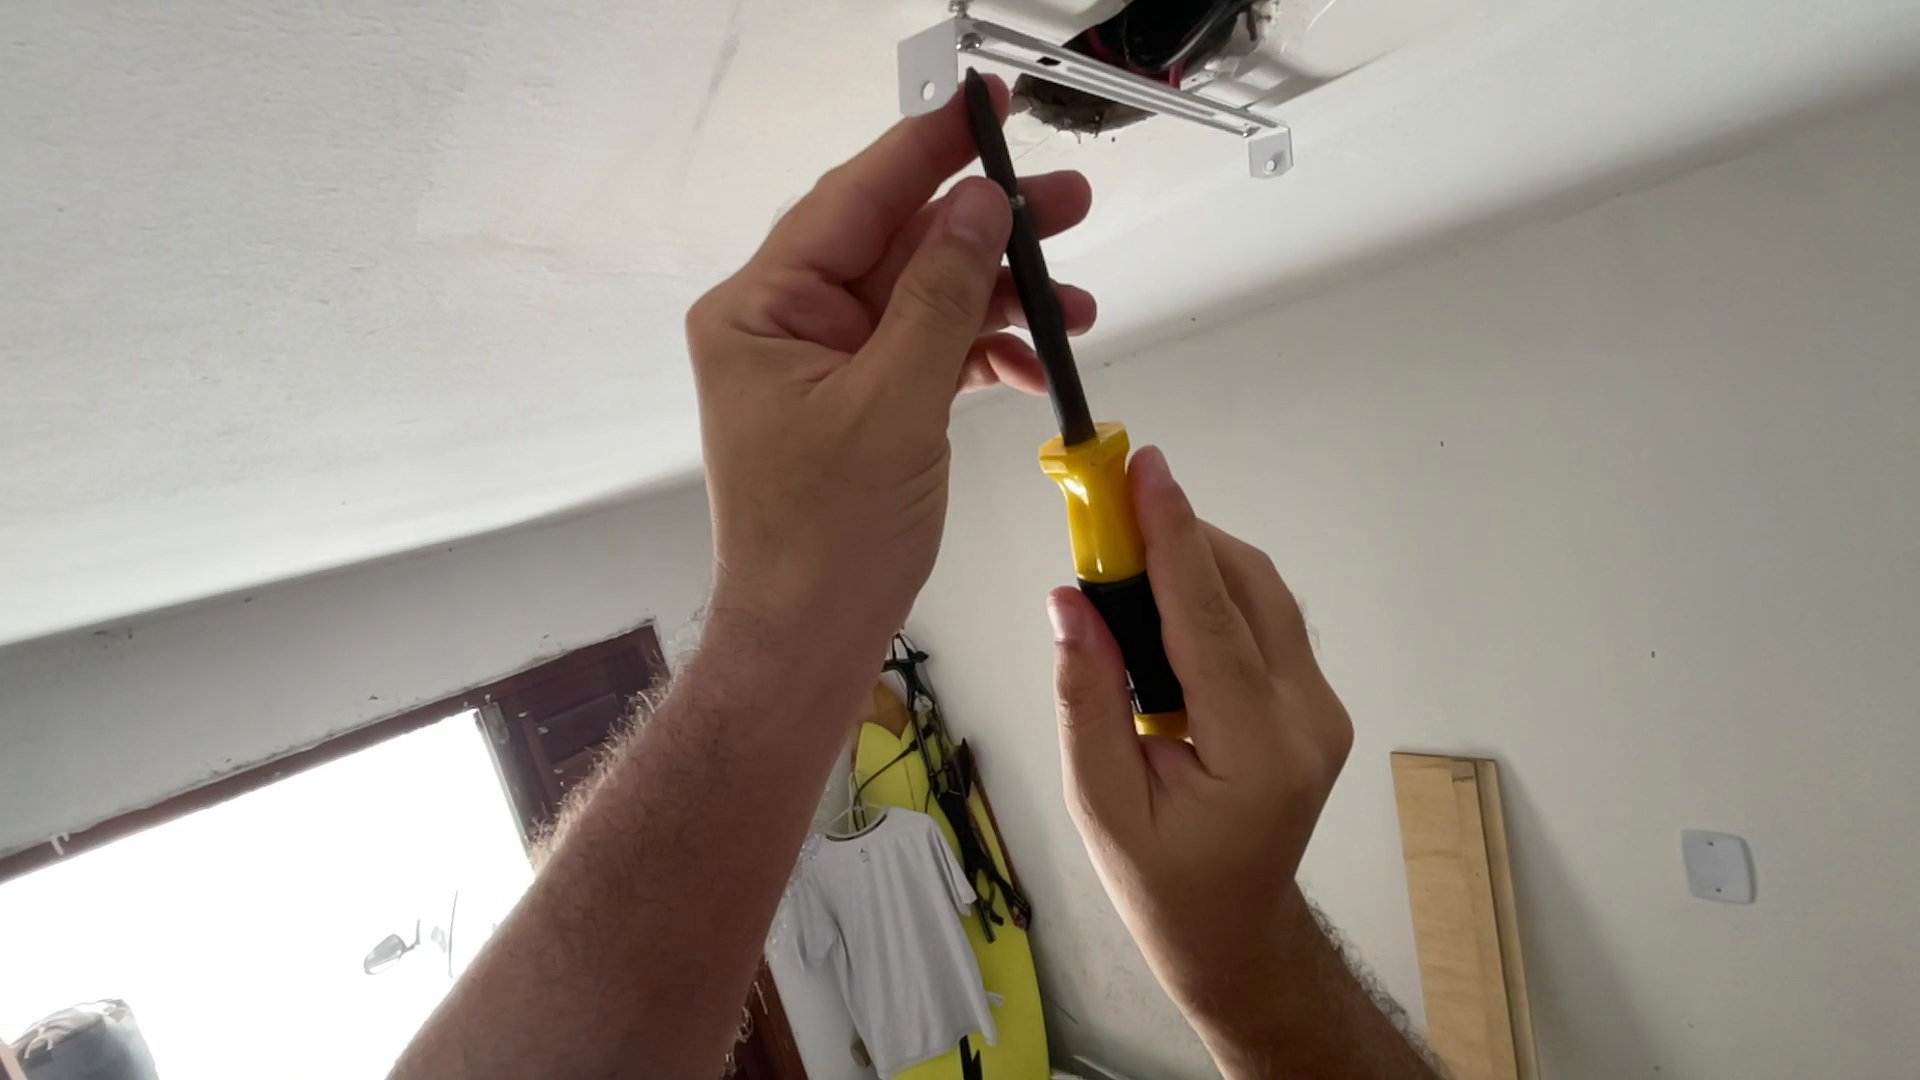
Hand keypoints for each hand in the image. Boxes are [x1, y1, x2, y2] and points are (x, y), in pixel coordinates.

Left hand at [686, 77, 1094, 646]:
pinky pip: (930, 356)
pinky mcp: (867, 405)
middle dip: (985, 231)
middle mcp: (791, 327)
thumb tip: (981, 207)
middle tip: (1068, 205)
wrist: (813, 634)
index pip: (853, 202)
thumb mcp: (892, 406)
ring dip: (997, 301)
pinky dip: (982, 356)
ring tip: (1074, 302)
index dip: (927, 150)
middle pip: (898, 248)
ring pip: (924, 303)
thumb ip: (938, 298)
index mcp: (763, 311)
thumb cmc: (829, 538)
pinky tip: (1035, 366)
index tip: (989, 107)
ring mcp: (832, 367)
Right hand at [1049, 447, 1354, 1041]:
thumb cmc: (1158, 879)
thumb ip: (1086, 698)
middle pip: (1248, 588)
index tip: (1144, 471)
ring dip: (1197, 552)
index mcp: (1256, 751)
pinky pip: (1264, 615)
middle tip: (1115, 504)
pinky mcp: (1312, 701)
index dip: (1173, 537)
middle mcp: (1307, 718)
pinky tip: (1164, 588)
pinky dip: (1212, 583)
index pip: (1209, 620)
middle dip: (1181, 533)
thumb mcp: (1099, 801)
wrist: (1233, 928)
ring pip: (1263, 592)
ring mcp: (1319, 707)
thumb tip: (1070, 601)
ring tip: (1130, 542)